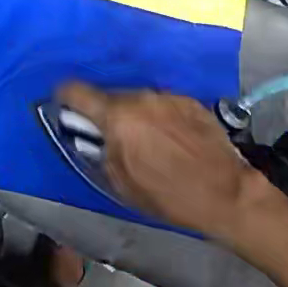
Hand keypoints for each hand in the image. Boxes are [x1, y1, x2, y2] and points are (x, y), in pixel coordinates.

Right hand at [55, 82, 278, 238]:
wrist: (224, 191)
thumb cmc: (168, 194)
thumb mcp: (120, 182)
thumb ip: (102, 151)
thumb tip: (98, 137)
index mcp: (119, 116)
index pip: (78, 91)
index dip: (65, 96)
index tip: (63, 104)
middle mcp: (143, 98)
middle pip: (112, 96)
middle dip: (106, 113)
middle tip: (111, 135)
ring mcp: (170, 96)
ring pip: (140, 99)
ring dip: (135, 114)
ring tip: (145, 139)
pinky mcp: (192, 101)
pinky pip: (164, 104)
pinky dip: (160, 116)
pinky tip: (170, 138)